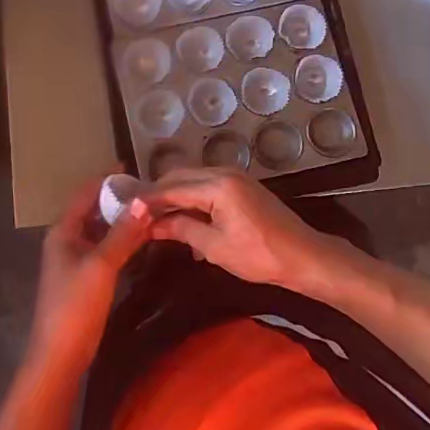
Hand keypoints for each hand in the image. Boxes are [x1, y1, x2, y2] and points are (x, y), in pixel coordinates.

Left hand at [31, 179, 151, 366]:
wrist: (61, 353)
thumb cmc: (75, 305)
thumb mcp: (102, 265)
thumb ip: (123, 233)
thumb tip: (144, 200)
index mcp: (63, 231)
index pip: (84, 193)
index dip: (106, 179)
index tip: (132, 167)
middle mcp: (67, 240)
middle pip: (93, 210)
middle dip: (118, 199)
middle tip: (150, 190)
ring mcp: (76, 260)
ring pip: (101, 230)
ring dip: (122, 220)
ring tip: (152, 210)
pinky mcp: (86, 278)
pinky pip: (106, 249)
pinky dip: (123, 241)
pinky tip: (144, 240)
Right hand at [143, 169, 351, 295]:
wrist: (303, 256)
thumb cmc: (259, 256)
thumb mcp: (214, 247)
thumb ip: (181, 229)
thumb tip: (152, 225)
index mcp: (217, 186)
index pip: (171, 188)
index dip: (147, 200)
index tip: (125, 210)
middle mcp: (224, 173)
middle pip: (179, 176)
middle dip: (157, 194)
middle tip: (135, 212)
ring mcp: (235, 177)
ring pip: (192, 178)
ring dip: (172, 195)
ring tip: (153, 216)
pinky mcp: (241, 186)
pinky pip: (206, 185)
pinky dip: (190, 197)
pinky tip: (180, 216)